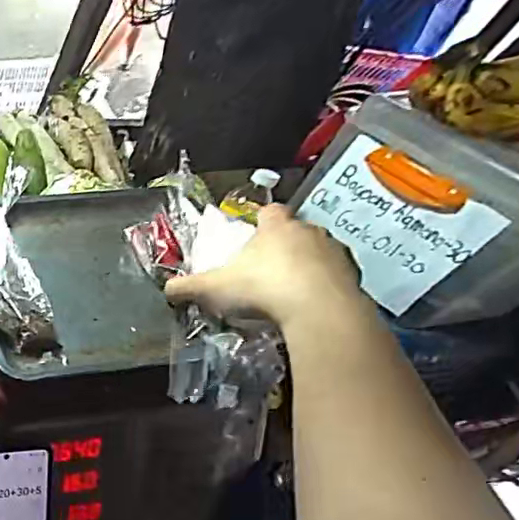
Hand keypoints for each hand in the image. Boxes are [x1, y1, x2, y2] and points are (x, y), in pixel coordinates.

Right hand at [164, 205, 366, 328]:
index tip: (251, 234)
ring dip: (303, 264)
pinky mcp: (352, 273)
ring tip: (285, 289)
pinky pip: (332, 275)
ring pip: (316, 251)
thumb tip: (166, 289)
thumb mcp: (212, 288)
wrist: (317, 308)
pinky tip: (305, 303)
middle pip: (293, 231)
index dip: (259, 220)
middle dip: (280, 245)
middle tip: (262, 268)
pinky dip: (320, 284)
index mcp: (275, 227)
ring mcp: (334, 250)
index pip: (268, 211)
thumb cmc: (261, 287)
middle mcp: (308, 231)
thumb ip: (187, 287)